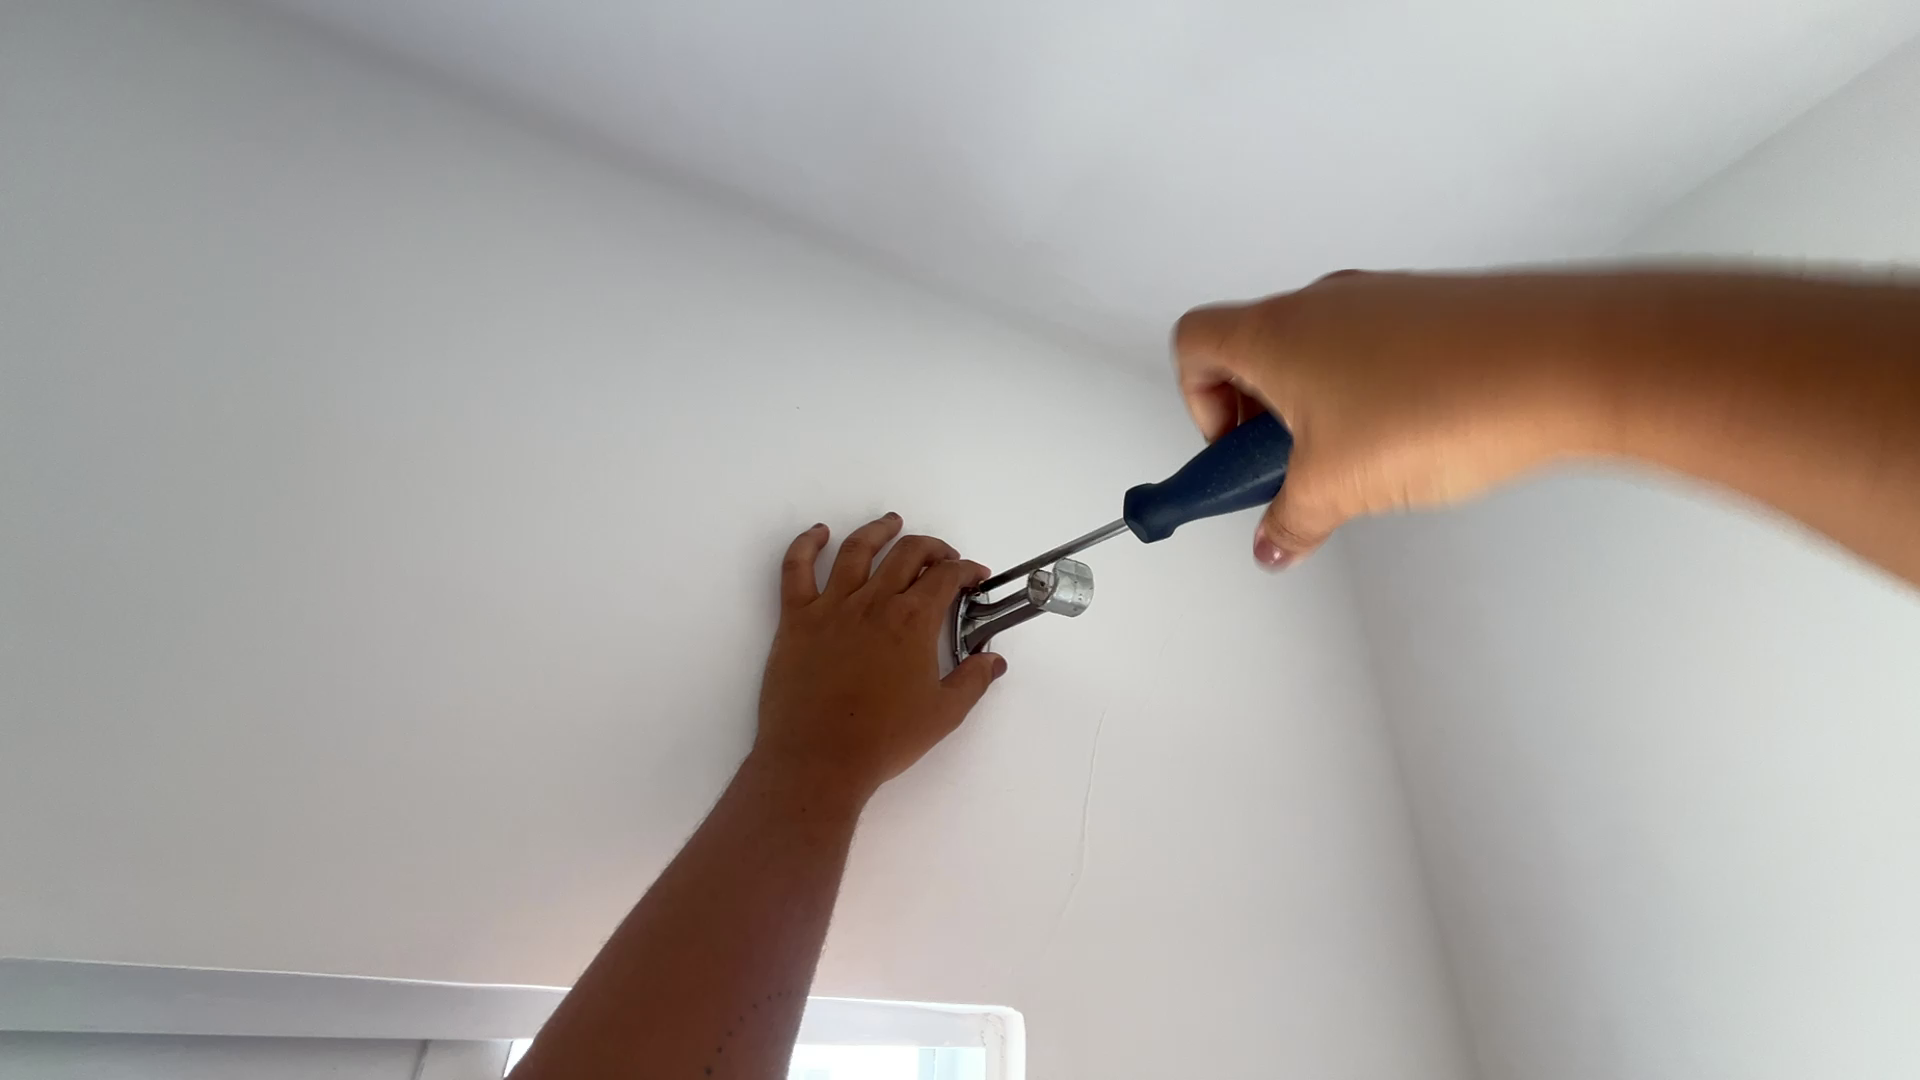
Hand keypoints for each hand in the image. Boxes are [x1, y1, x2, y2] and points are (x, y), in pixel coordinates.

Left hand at [754, 513, 1004, 801]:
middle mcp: (874, 601)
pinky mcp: (796, 618)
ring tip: (891, 522)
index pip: (946, 577)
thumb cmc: (883, 739)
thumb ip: (973, 681)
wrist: (818, 760)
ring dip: (879, 530)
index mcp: (912, 621)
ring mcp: (832, 605)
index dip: (966, 569)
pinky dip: (806, 544)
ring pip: (857, 549)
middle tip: (942, 557)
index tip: (975, 575)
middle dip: (933, 548)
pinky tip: (818, 533)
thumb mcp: (943, 714)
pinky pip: (796, 569)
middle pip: (908, 553)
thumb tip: (993, 660)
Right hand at [1174, 270, 1613, 566]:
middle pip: (1250, 355)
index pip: (1193, 344)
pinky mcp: (1433, 311)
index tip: (1234, 451)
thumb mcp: (1338, 487)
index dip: (1196, 402)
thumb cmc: (1439, 407)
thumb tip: (1275, 546)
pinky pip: (1369, 352)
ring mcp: (1381, 301)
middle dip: (1258, 420)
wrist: (1581, 359)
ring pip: (1313, 356)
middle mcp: (1320, 304)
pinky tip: (1410, 437)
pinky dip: (1364, 395)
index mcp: (1275, 333)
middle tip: (1291, 470)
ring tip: (1359, 462)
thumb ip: (1290, 523)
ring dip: (1312, 411)